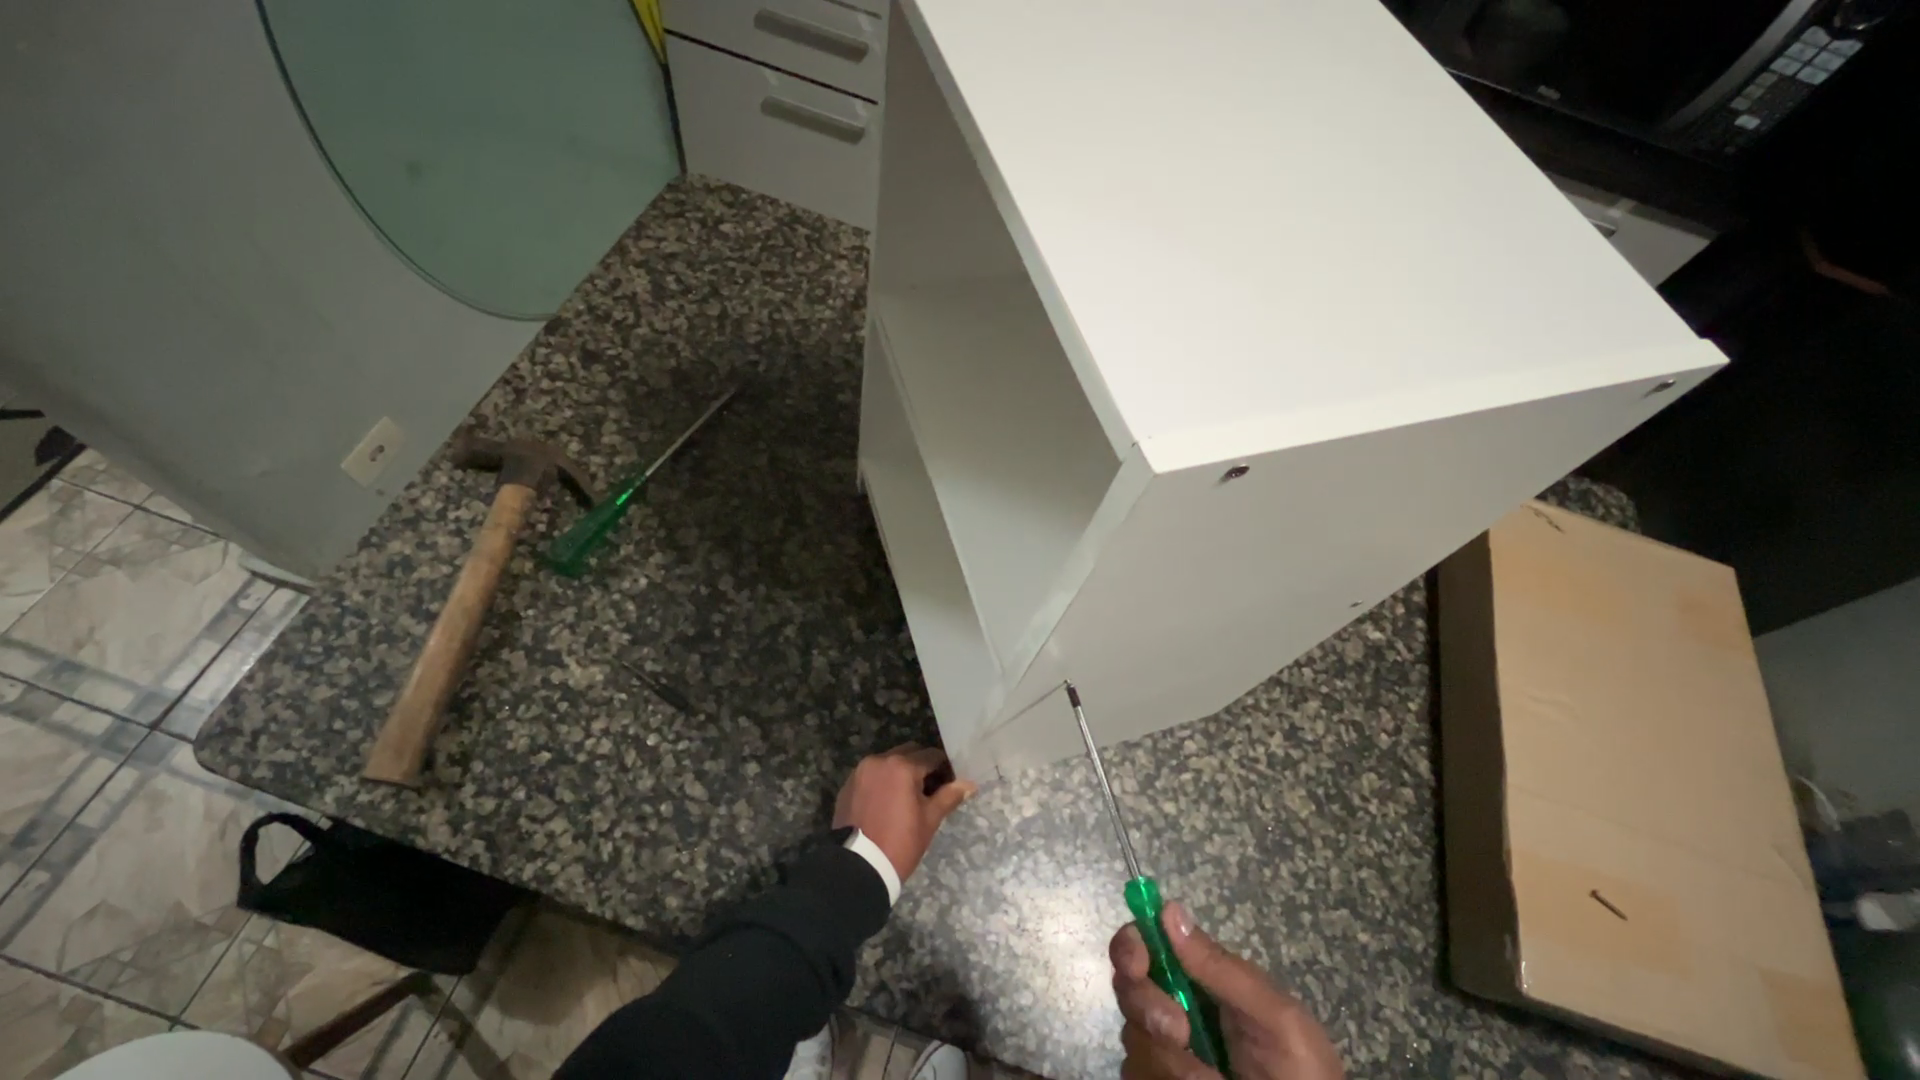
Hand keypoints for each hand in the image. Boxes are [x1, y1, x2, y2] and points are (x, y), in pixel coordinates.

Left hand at [832, 744, 976, 881]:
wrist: (858, 867)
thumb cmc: (900, 842)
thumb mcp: (929, 820)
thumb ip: (949, 796)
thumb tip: (969, 784)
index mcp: (902, 766)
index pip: (931, 756)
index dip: (944, 767)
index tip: (950, 780)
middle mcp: (879, 761)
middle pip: (908, 753)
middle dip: (922, 765)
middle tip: (931, 788)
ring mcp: (860, 772)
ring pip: (888, 762)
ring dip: (900, 772)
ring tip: (909, 796)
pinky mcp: (848, 786)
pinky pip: (871, 775)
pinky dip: (882, 781)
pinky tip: (888, 801)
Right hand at [1110, 902, 1343, 1079]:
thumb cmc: (1302, 1072)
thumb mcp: (1275, 1017)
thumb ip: (1222, 969)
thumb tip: (1169, 909)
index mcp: (1201, 979)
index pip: (1144, 944)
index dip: (1130, 946)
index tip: (1137, 964)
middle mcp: (1175, 1008)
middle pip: (1127, 989)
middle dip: (1147, 1007)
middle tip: (1180, 1033)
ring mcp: (1165, 1052)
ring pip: (1132, 1039)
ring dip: (1166, 1060)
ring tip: (1209, 1079)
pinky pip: (1136, 1074)